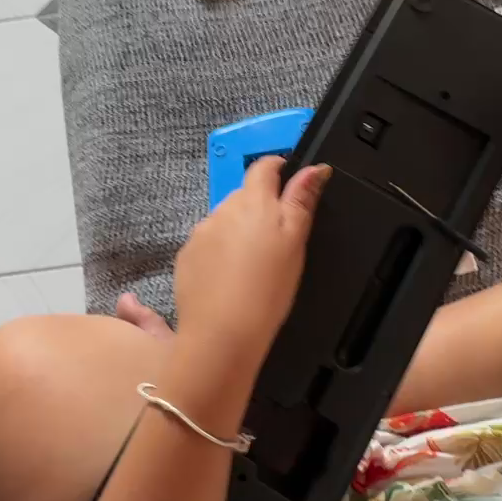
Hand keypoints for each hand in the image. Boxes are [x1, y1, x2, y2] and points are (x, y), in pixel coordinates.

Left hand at [173, 156, 331, 371]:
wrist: (221, 334)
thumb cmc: (267, 290)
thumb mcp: (295, 242)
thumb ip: (302, 200)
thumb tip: (315, 168)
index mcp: (253, 201)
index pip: (264, 166)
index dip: (278, 168)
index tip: (288, 179)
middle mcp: (223, 209)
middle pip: (243, 195)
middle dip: (259, 208)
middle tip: (275, 240)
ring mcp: (201, 232)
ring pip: (224, 220)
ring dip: (238, 231)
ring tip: (252, 265)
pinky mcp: (186, 255)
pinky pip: (207, 244)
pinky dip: (219, 252)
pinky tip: (230, 278)